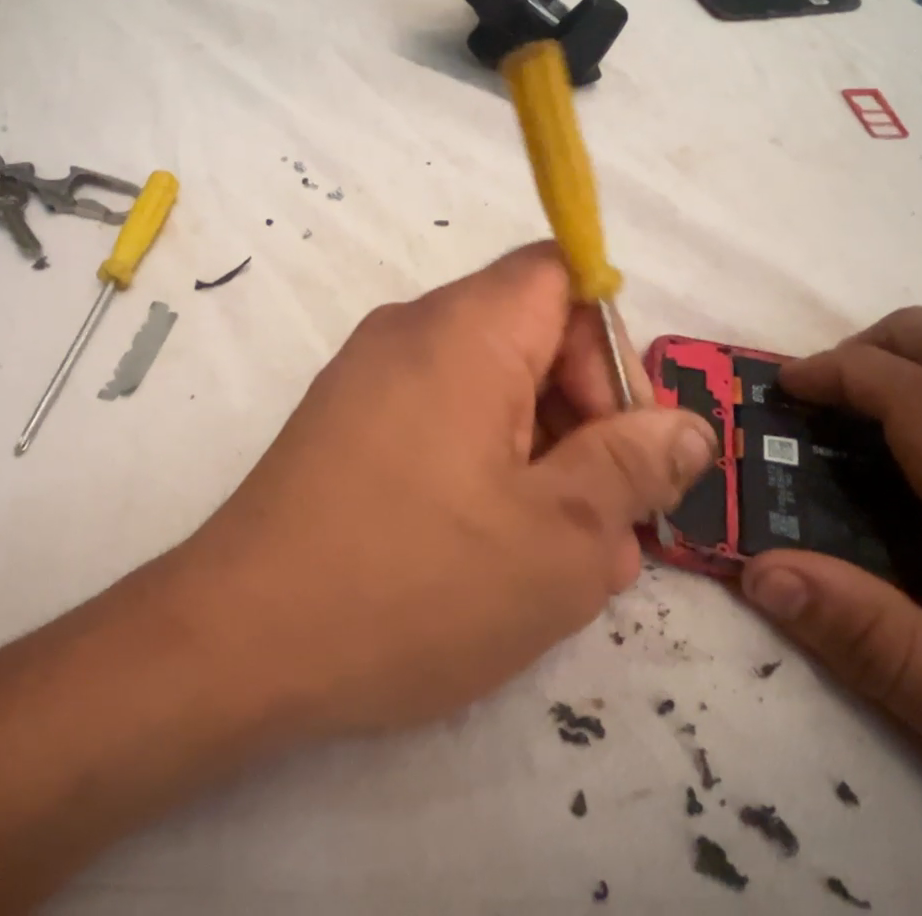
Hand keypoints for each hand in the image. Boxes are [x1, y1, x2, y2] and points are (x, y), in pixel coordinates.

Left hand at [159, 243, 716, 739]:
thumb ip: (633, 468)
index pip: (562, 278)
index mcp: (462, 332)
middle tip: (606, 529)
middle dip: (583, 428)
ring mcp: (360, 390)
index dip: (611, 350)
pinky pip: (432, 435)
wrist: (239, 644)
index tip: (623, 443)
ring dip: (536, 469)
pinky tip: (487, 563)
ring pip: (482, 400)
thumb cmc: (415, 583)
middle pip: (524, 341)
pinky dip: (476, 482)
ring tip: (554, 566)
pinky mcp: (336, 441)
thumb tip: (682, 426)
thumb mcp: (560, 537)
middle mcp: (403, 339)